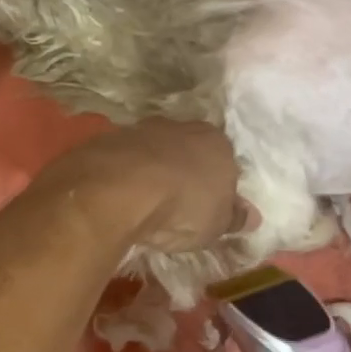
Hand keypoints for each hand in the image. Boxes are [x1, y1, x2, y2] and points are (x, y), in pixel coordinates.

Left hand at [34, 121, 240, 253]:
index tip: (208, 204)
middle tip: (174, 202)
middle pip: (183, 148)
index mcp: (214, 142)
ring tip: (140, 202)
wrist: (114, 190)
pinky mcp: (101, 139)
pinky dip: (117, 173)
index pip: (223, 158)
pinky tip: (113, 195)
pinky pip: (116, 158)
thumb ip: (234, 217)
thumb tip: (250, 215)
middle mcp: (175, 127)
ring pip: (147, 149)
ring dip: (145, 169)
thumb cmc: (180, 207)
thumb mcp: (216, 224)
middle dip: (180, 170)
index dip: (216, 181)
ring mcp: (134, 129)